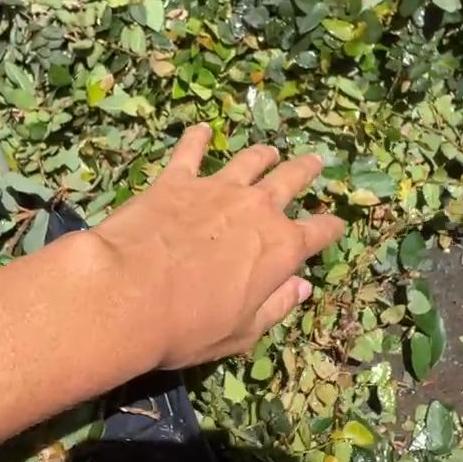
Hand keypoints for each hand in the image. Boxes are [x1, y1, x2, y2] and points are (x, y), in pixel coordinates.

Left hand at [88, 124, 345, 369]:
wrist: (126, 295)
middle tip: (314, 161)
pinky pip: (191, 151)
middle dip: (305, 171)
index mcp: (281, 249)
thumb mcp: (242, 332)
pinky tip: (201, 129)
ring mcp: (217, 188)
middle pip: (290, 180)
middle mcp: (257, 209)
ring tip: (270, 150)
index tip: (336, 224)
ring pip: (249, 161)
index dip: (330, 228)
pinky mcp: (176, 180)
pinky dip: (198, 138)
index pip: (319, 232)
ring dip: (263, 155)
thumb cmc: (188, 326)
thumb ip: (276, 306)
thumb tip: (302, 286)